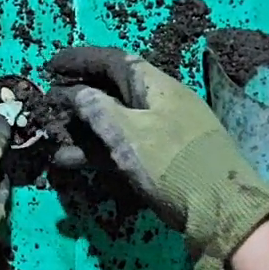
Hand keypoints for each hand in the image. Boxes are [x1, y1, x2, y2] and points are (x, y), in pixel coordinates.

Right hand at [50, 46, 268, 269]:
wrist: (221, 209)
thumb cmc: (172, 162)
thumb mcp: (128, 133)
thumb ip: (97, 109)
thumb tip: (75, 92)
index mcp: (154, 85)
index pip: (112, 60)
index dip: (80, 60)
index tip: (50, 66)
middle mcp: (157, 102)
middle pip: (111, 91)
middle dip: (76, 98)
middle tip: (48, 107)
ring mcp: (160, 131)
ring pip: (113, 122)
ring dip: (81, 130)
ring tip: (53, 142)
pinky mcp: (160, 159)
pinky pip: (121, 146)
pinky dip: (96, 151)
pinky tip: (70, 163)